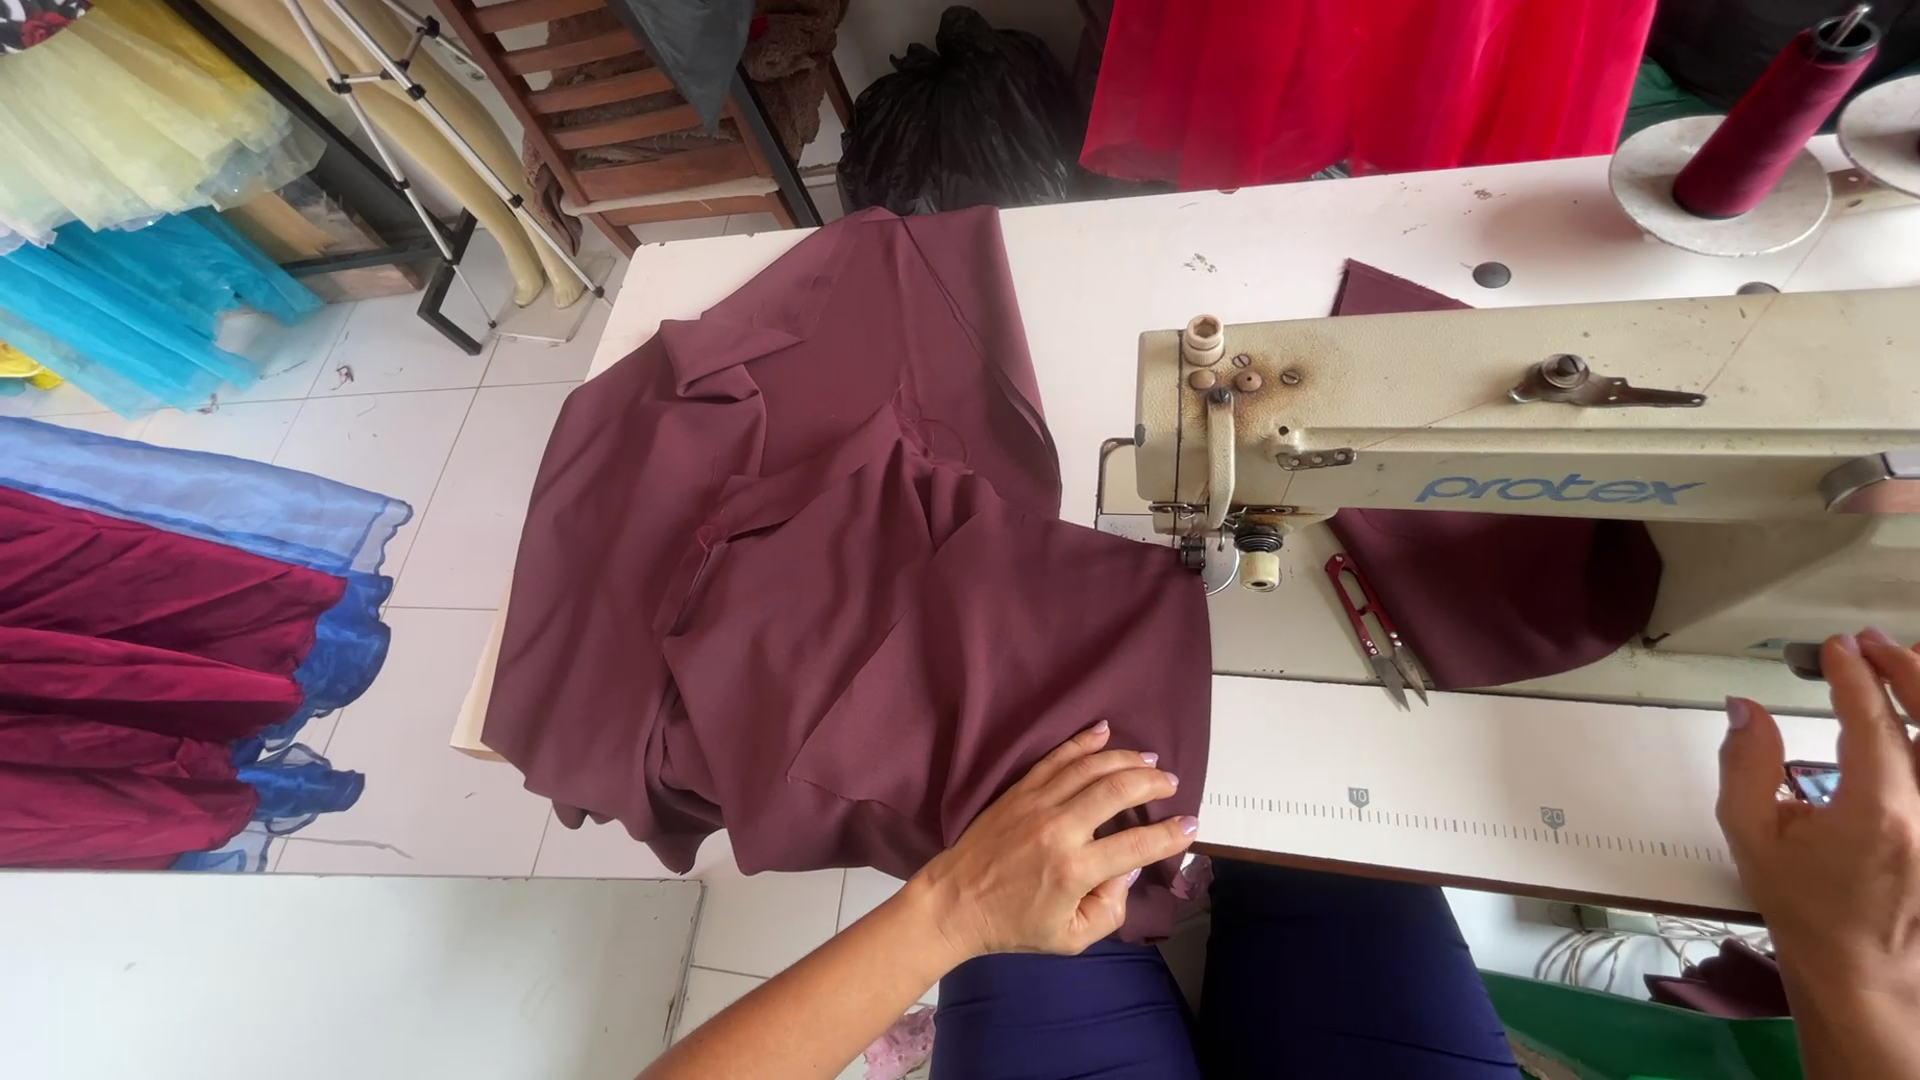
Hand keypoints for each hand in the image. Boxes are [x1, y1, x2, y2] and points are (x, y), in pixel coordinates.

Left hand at [905, 721, 1195, 961]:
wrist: (956, 901)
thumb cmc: (1014, 925)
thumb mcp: (1072, 939)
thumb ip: (1110, 908)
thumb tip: (1129, 869)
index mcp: (1074, 871)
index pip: (1136, 846)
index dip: (1170, 835)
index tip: (1191, 825)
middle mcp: (1059, 829)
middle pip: (1116, 791)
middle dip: (1151, 783)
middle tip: (1171, 782)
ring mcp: (1037, 803)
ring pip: (1090, 768)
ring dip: (1125, 759)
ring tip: (1149, 759)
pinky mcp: (1020, 790)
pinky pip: (1055, 758)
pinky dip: (1081, 743)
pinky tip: (1102, 732)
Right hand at [1718, 630, 1919, 1002]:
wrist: (1866, 964)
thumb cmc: (1799, 896)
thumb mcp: (1748, 829)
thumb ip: (1745, 763)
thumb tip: (1746, 707)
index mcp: (1878, 812)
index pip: (1873, 727)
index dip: (1854, 680)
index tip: (1833, 648)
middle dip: (1908, 674)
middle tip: (1869, 643)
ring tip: (1902, 664)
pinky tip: (1918, 714)